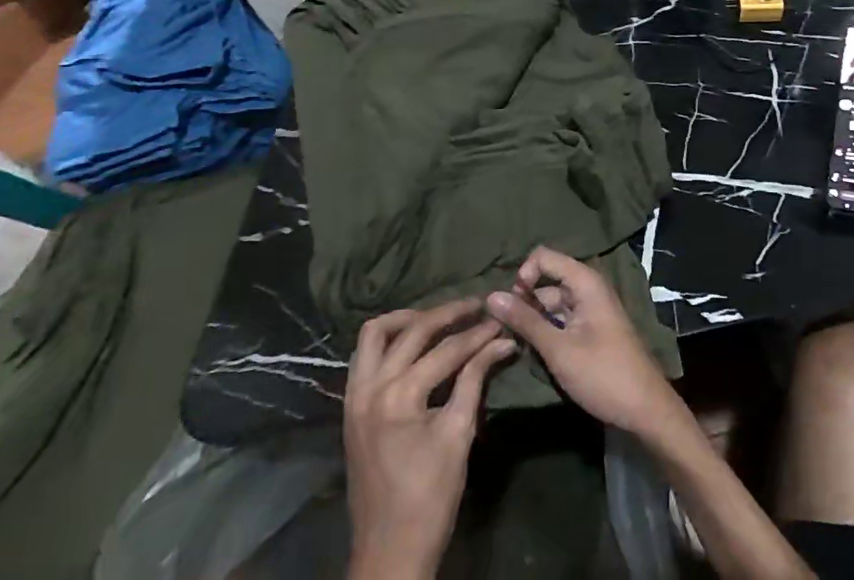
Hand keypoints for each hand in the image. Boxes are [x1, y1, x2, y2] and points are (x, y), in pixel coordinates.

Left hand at [344, 298, 516, 579]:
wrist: (390, 547)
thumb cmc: (431, 495)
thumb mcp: (459, 433)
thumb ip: (475, 379)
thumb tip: (502, 343)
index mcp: (398, 396)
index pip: (446, 350)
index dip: (478, 333)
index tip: (502, 319)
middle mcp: (370, 387)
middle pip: (411, 332)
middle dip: (447, 314)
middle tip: (477, 306)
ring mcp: (354, 396)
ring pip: (374, 335)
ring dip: (408, 320)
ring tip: (440, 317)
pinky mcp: (351, 407)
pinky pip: (364, 357)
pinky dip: (389, 341)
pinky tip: (414, 343)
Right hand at [485, 247, 686, 437]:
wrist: (644, 407)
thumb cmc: (602, 374)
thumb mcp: (558, 348)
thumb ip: (525, 320)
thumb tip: (491, 296)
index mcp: (586, 282)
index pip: (544, 256)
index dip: (523, 275)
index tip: (511, 304)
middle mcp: (589, 289)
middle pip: (546, 280)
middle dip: (523, 299)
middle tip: (502, 328)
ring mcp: (590, 310)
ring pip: (551, 302)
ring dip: (532, 317)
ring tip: (511, 341)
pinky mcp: (590, 330)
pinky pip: (560, 318)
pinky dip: (545, 329)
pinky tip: (530, 348)